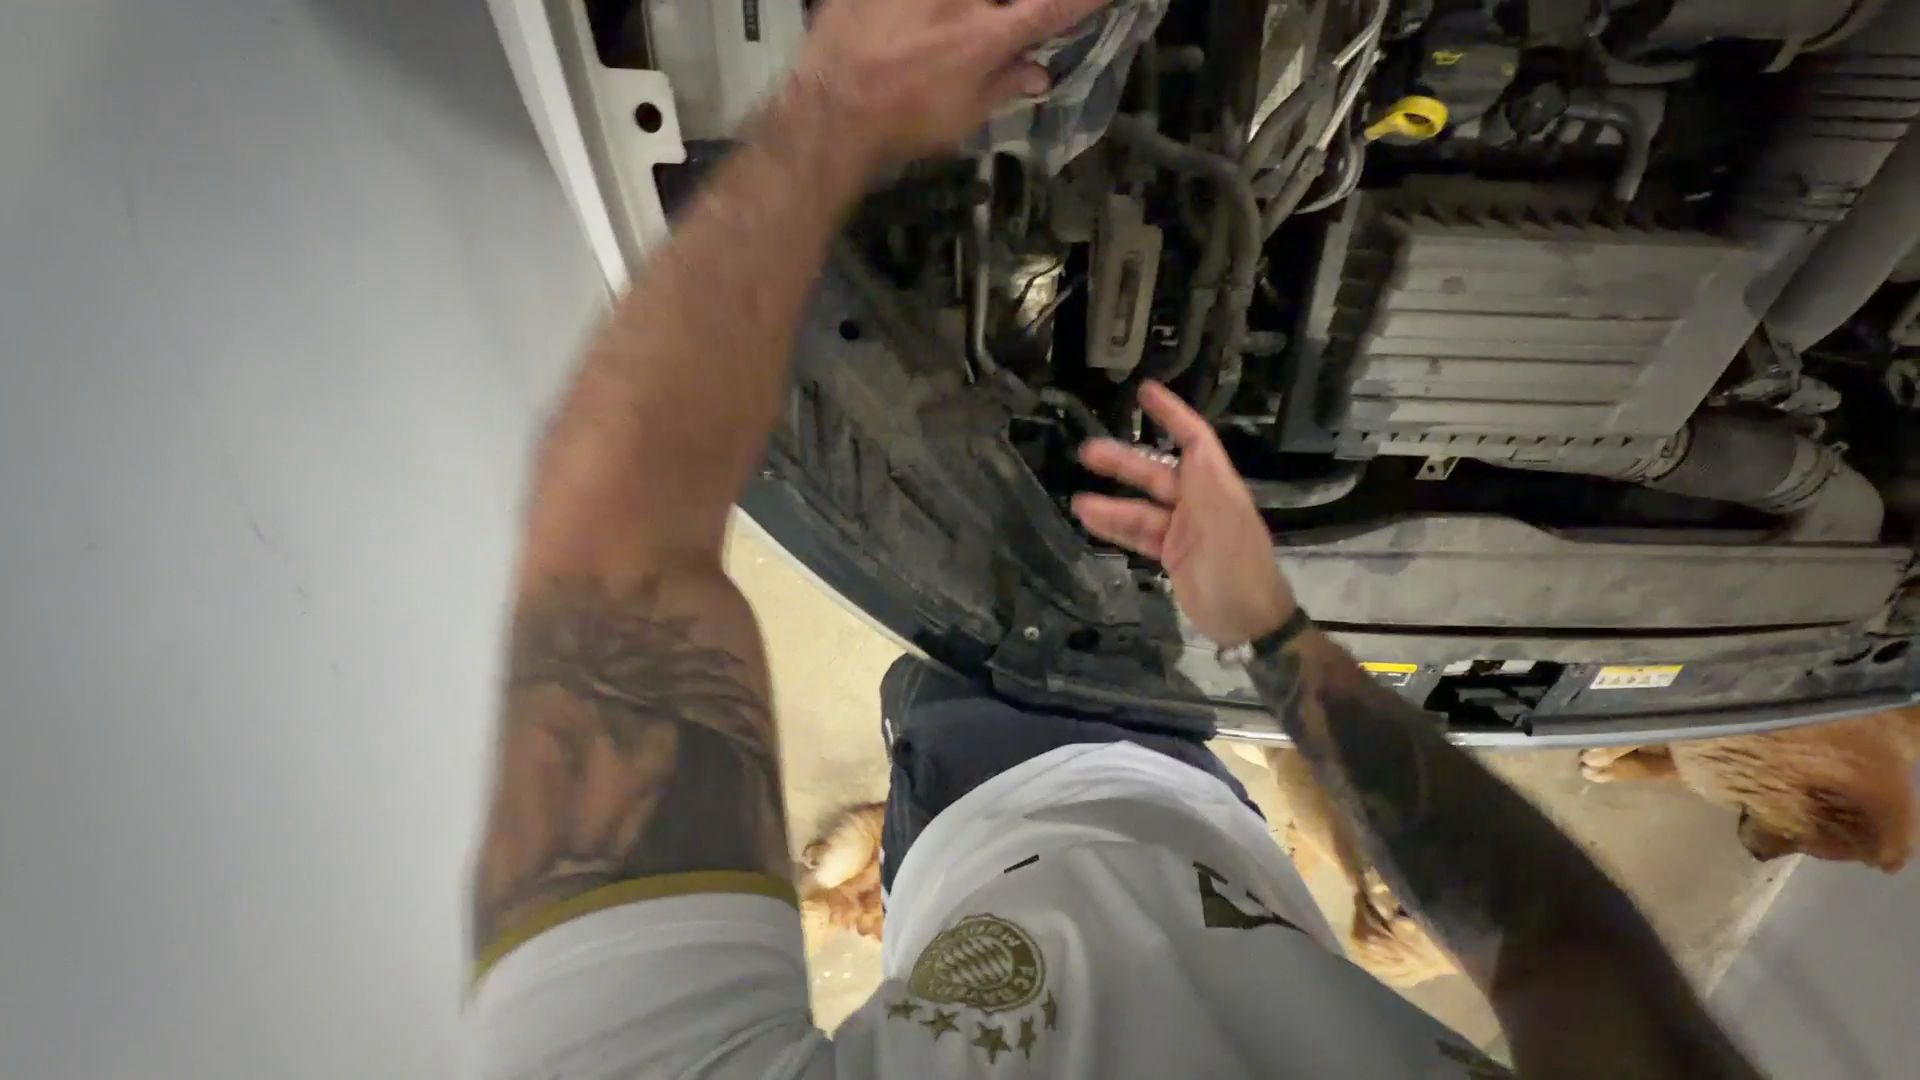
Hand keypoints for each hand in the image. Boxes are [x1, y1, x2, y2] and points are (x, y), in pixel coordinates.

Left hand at [792, 0, 1111, 168]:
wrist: (833, 110)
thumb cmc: (903, 124)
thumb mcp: (962, 118)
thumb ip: (1004, 86)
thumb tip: (1041, 73)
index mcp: (989, 38)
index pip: (1054, 7)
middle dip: (1016, 13)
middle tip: (996, 34)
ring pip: (967, 0)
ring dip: (968, 16)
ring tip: (944, 42)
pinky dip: (929, 10)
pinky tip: (916, 31)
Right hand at [1072, 381, 1298, 645]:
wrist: (1248, 623)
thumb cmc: (1239, 572)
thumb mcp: (1225, 529)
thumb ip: (1207, 490)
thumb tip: (1194, 447)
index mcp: (1217, 490)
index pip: (1194, 441)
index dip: (1172, 415)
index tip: (1145, 392)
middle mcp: (1200, 502)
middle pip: (1157, 472)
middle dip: (1124, 461)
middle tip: (1087, 451)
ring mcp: (1184, 528)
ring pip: (1141, 506)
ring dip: (1111, 501)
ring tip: (1078, 498)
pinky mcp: (1172, 553)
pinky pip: (1139, 533)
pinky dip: (1115, 527)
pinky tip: (1091, 520)